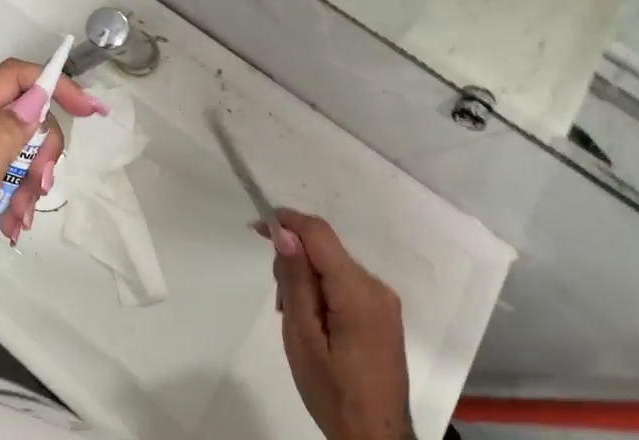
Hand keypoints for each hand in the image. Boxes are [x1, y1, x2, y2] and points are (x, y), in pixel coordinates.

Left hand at [0, 58, 104, 299]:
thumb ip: (3, 138)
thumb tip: (37, 96)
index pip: (14, 78)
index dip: (54, 84)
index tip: (90, 112)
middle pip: (22, 115)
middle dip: (42, 151)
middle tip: (41, 189)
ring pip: (16, 149)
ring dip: (29, 182)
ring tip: (20, 219)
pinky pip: (2, 174)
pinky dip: (14, 197)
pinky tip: (11, 226)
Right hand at [255, 210, 411, 439]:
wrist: (376, 439)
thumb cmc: (333, 391)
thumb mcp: (302, 336)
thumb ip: (295, 281)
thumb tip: (284, 234)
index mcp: (358, 292)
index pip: (319, 234)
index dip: (286, 221)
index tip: (254, 227)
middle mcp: (377, 289)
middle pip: (325, 249)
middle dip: (293, 259)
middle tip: (278, 299)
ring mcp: (384, 303)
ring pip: (332, 265)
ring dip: (305, 277)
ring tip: (293, 317)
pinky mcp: (383, 315)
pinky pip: (344, 284)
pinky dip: (321, 290)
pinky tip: (312, 321)